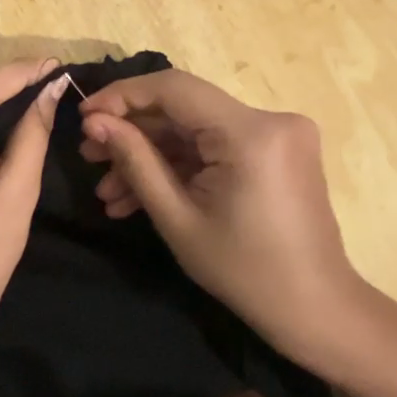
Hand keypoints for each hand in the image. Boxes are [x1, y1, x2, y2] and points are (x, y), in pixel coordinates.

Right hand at [77, 70, 365, 337]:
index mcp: (250, 133)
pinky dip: (179, 167)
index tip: (83, 116)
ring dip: (150, 157)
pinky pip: (214, 148)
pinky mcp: (275, 151)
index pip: (174, 88)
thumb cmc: (242, 270)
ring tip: (107, 192)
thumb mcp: (176, 217)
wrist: (312, 307)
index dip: (122, 96)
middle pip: (183, 109)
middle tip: (89, 157)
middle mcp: (271, 120)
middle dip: (132, 133)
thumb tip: (94, 122)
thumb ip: (135, 161)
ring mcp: (277, 135)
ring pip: (194, 131)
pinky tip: (139, 196)